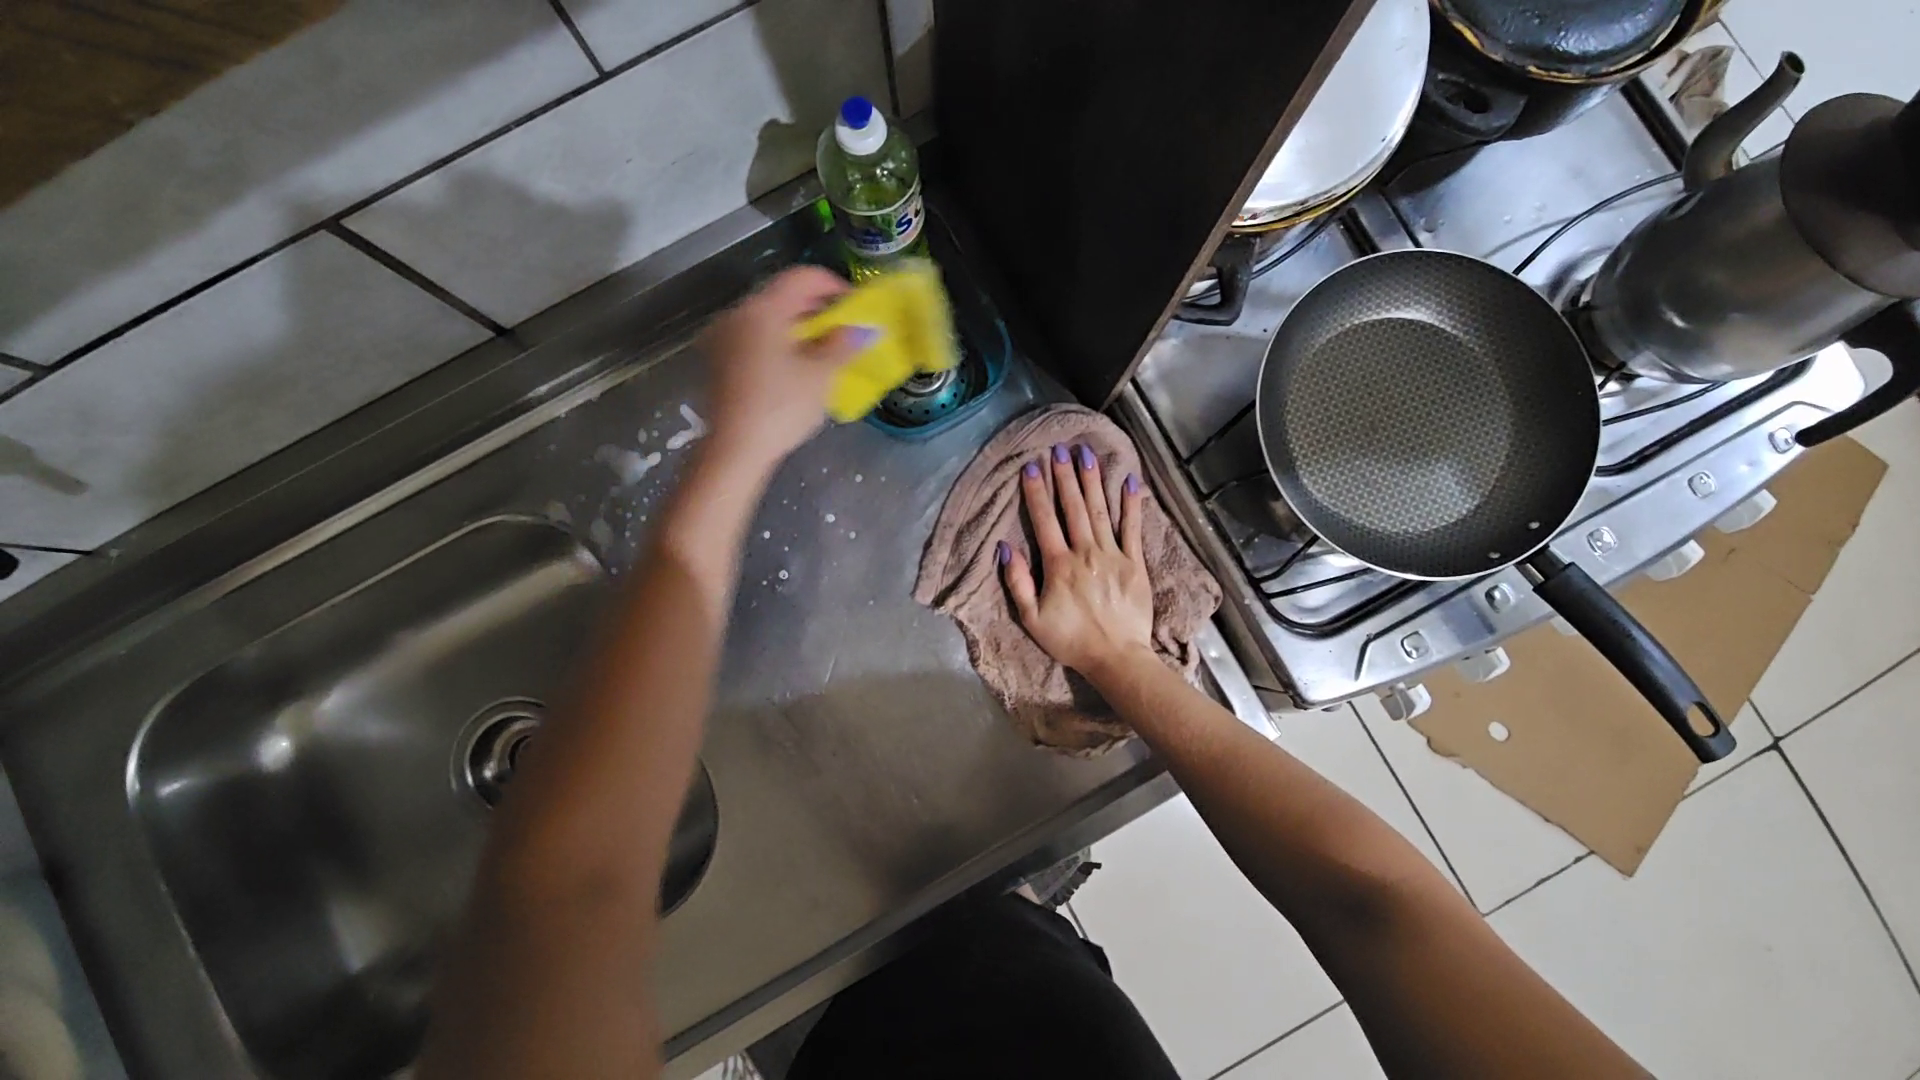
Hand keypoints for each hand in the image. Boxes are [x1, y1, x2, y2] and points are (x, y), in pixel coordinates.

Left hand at [700, 266, 873, 473]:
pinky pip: (753, 338)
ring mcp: (722, 337)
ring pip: (766, 319)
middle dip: (815, 308)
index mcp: (763, 308)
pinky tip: (794, 365)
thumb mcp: (821, 375)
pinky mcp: (717, 360)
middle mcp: (737, 314)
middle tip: (842, 327)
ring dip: (796, 327)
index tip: (855, 304)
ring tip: (822, 349)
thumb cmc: (781, 406)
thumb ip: (843, 345)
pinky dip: (776, 342)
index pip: (802, 277)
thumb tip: (861, 329)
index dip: (833, 285)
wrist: (734, 448)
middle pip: (781, 296)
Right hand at [998, 442, 1154, 676]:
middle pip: (1073, 507)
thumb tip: (1005, 548)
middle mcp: (1085, 552)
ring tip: (1088, 454)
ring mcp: (1113, 555)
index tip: (1033, 467)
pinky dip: (1132, 504)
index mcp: (1058, 565)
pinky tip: (1130, 481)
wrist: (1116, 658)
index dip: (1037, 492)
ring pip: (1100, 510)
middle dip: (1065, 476)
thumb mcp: (1032, 618)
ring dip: (1093, 481)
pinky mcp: (1135, 563)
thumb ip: (1017, 582)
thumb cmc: (1071, 641)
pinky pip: (1133, 528)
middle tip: (1061, 449)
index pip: (1044, 520)